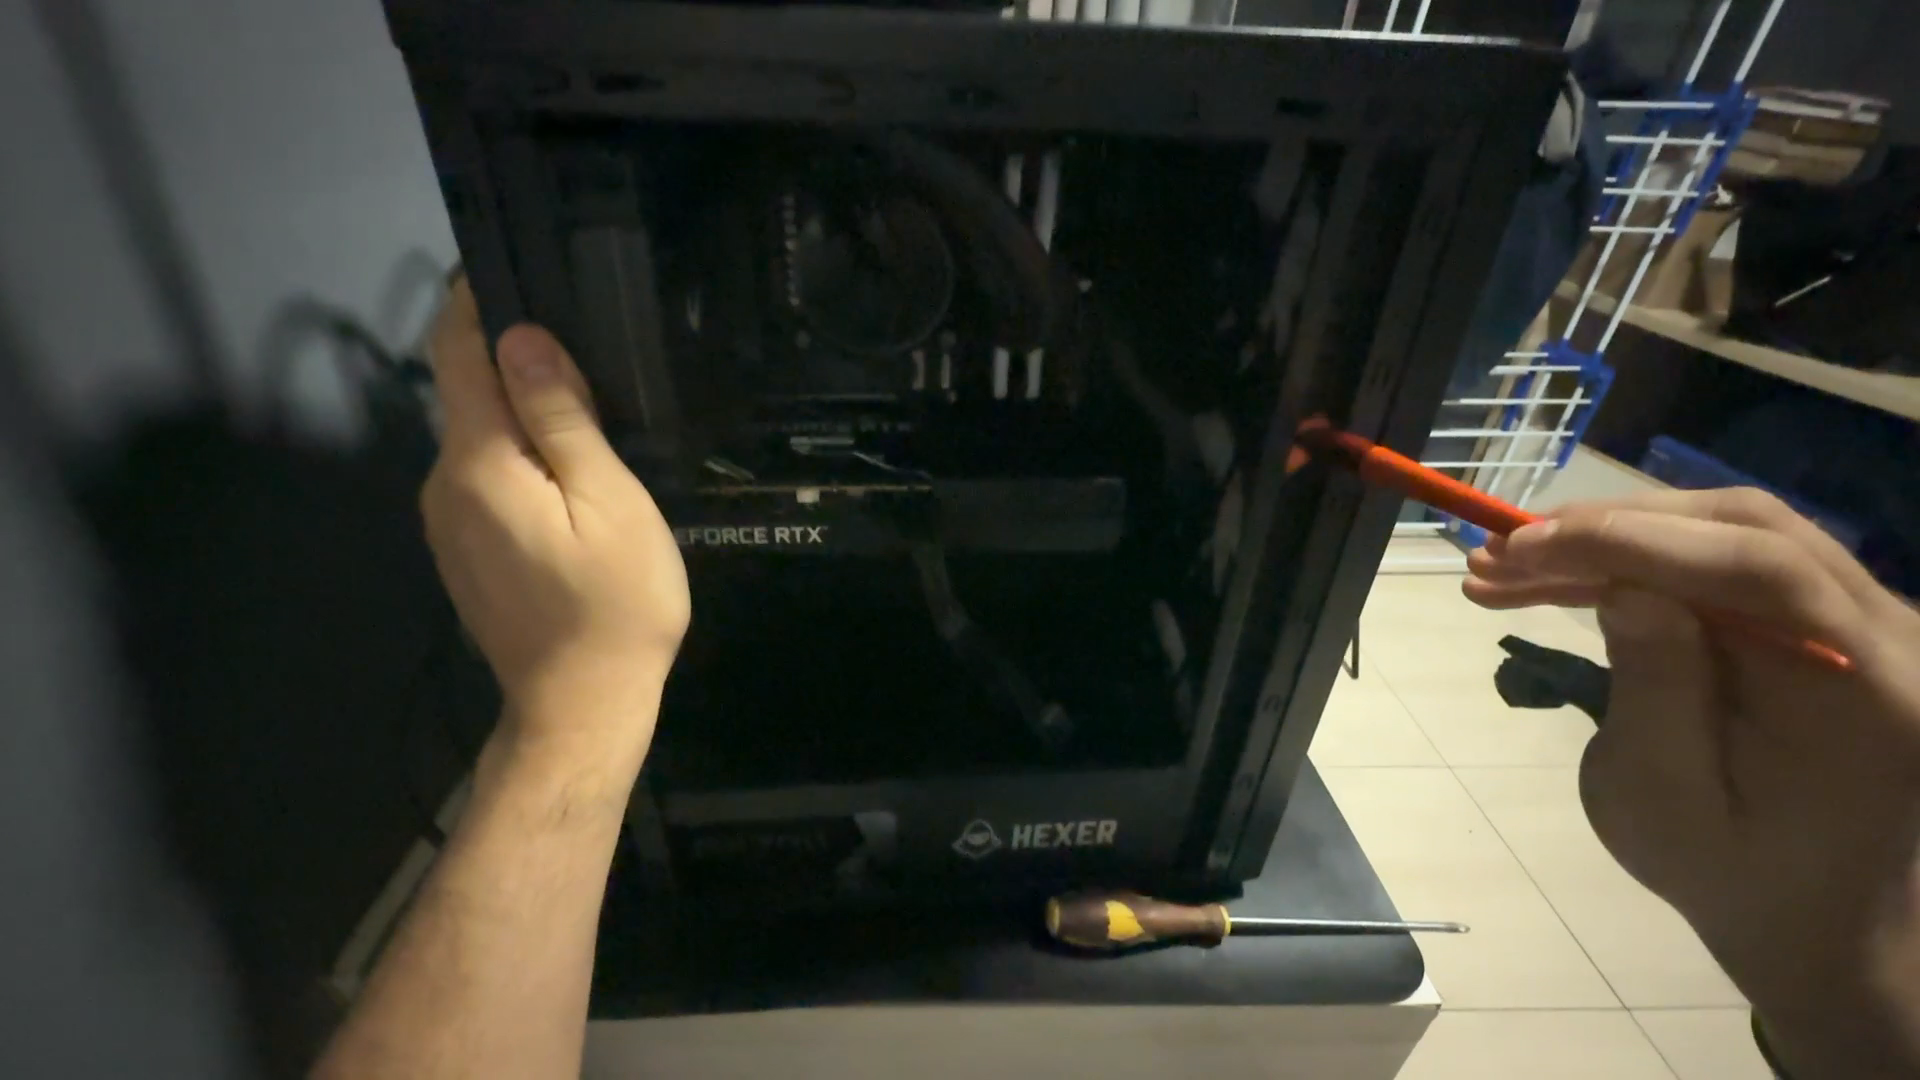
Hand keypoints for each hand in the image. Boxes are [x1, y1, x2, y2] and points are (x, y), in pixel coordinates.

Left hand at [420, 281, 688, 770]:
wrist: (581, 705)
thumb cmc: (615, 602)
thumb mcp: (610, 502)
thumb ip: (564, 421)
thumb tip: (522, 337)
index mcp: (479, 462)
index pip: (459, 353)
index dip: (478, 302)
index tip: (516, 268)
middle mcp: (444, 483)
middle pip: (466, 393)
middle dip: (511, 355)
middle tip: (585, 342)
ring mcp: (448, 522)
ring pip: (477, 438)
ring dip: (520, 409)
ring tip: (589, 404)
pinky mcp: (465, 550)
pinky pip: (483, 477)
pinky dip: (517, 453)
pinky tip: (568, 471)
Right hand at [1466, 488, 1919, 1077]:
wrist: (1811, 912)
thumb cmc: (1727, 870)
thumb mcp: (1662, 796)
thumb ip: (1654, 688)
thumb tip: (1624, 590)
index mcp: (1869, 690)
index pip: (1756, 568)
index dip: (1627, 539)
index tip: (1519, 548)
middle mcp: (1887, 637)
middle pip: (1744, 528)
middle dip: (1607, 527)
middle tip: (1502, 550)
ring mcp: (1858, 625)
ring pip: (1723, 534)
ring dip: (1606, 539)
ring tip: (1506, 566)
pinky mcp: (1815, 626)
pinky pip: (1717, 565)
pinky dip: (1626, 564)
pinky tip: (1551, 582)